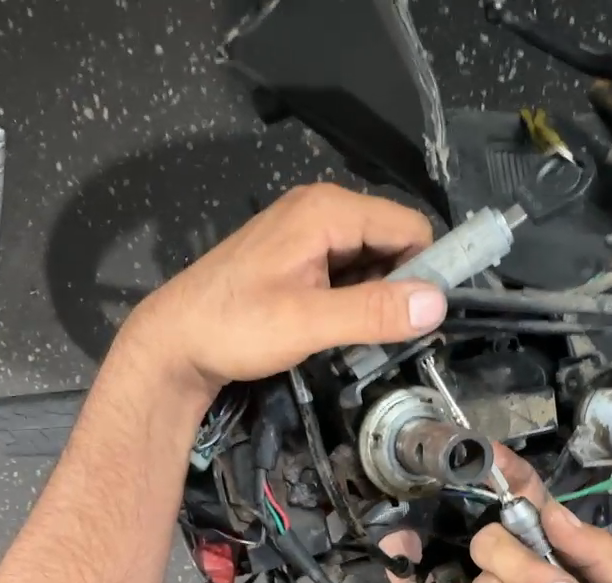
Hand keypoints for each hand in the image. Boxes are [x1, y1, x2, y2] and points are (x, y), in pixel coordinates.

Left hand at [118, 184, 447, 390]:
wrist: (173, 342)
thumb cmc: (234, 327)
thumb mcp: (308, 323)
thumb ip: (373, 312)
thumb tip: (437, 304)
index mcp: (326, 211)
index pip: (408, 225)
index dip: (426, 268)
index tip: (427, 317)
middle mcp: (320, 211)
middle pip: (391, 241)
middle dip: (401, 286)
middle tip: (392, 336)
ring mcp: (305, 234)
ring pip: (369, 260)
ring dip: (376, 298)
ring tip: (363, 338)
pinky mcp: (295, 259)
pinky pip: (345, 272)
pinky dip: (354, 300)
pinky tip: (342, 330)